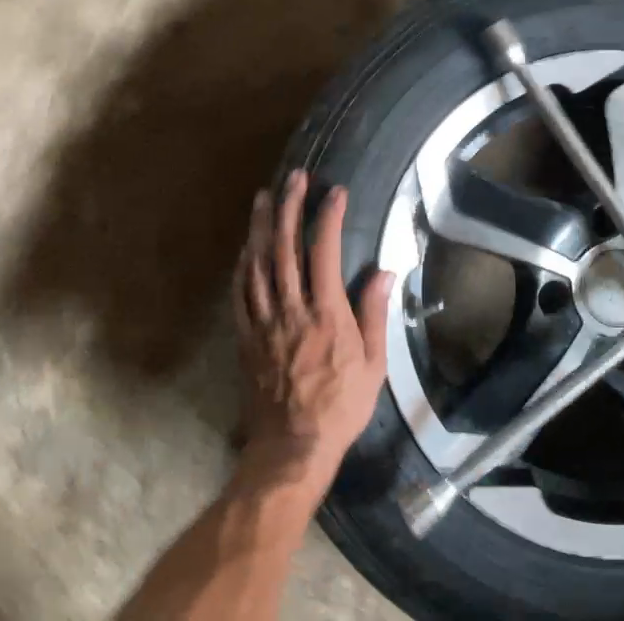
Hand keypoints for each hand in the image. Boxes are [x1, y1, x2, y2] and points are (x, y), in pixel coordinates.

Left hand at [233, 169, 394, 490]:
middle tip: (295, 177)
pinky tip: (245, 248)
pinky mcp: (245, 337)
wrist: (292, 447)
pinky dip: (242, 265)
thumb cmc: (341, 406)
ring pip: (257, 264)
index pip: (323, 251)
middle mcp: (291, 309)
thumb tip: (383, 272)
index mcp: (326, 313)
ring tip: (264, 196)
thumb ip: (374, 314)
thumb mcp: (373, 364)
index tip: (335, 192)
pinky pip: (239, 293)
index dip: (328, 216)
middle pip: (284, 247)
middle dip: (289, 207)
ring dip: (260, 226)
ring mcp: (263, 322)